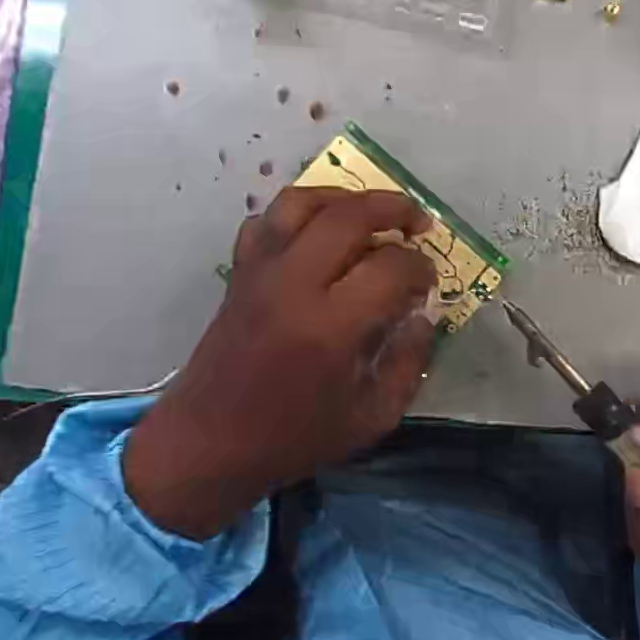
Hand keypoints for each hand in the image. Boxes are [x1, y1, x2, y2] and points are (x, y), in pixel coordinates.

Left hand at [124, 187, 438, 537]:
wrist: (210, 441)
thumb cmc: (293, 437)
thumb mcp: (370, 419)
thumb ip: (407, 364)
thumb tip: (424, 317)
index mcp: (330, 326)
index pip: (390, 267)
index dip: (420, 266)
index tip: (429, 280)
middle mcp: (293, 285)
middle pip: (347, 216)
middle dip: (393, 208)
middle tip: (418, 223)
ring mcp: (260, 273)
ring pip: (300, 203)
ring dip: (343, 198)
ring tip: (369, 212)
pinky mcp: (238, 274)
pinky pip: (265, 222)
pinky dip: (295, 214)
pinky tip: (315, 233)